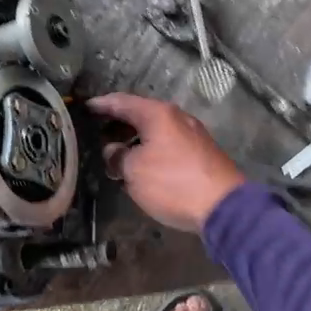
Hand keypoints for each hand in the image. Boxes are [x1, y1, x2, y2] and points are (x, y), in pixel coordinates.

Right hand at [89, 93, 246, 232]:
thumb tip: (114, 151)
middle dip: (118, 125)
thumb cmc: (173, 183)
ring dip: (135, 140)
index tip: (85, 107)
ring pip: (156, 131)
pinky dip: (151, 149)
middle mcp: (176, 117)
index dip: (101, 105)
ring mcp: (192, 135)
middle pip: (140, 115)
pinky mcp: (201, 153)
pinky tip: (143, 166)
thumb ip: (117, 156)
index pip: (121, 102)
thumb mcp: (134, 171)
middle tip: (98, 135)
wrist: (225, 207)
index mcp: (157, 114)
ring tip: (117, 156)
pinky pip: (168, 144)